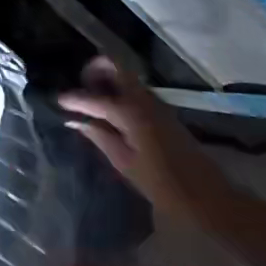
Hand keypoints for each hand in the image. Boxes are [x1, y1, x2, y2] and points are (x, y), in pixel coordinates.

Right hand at [57, 56, 234, 224]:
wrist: (209, 197)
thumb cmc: (163, 185)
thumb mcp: (124, 163)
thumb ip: (99, 136)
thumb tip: (76, 119)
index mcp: (131, 113)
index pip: (95, 98)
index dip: (73, 98)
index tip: (56, 100)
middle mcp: (144, 100)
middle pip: (116, 68)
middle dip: (93, 71)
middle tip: (77, 87)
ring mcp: (156, 103)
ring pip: (126, 77)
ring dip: (107, 79)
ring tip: (90, 98)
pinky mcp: (163, 112)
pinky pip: (135, 90)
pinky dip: (119, 91)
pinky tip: (110, 111)